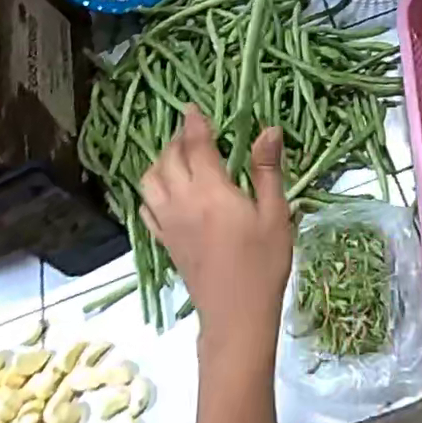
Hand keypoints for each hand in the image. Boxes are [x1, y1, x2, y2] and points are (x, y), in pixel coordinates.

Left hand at [140, 105, 291, 359]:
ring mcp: (168, 223)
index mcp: (211, 192)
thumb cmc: (263, 262)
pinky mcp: (164, 241)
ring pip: (149, 180)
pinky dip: (153, 188)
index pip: (196, 146)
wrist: (236, 315)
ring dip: (161, 161)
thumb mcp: (275, 212)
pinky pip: (146, 206)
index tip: (194, 107)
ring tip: (181, 156)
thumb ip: (267, 169)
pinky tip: (168, 189)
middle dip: (178, 139)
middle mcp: (182, 202)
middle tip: (196, 131)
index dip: (194, 123)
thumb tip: (269, 129)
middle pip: (168, 159)